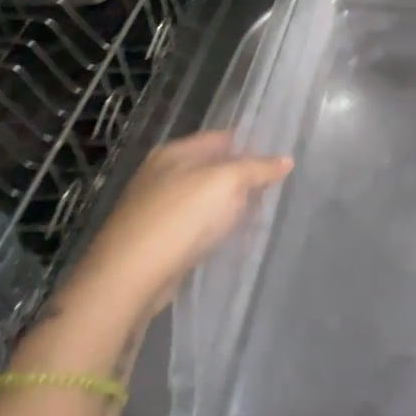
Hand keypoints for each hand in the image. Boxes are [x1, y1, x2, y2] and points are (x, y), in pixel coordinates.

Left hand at [64, 130, 291, 320]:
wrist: (129, 278)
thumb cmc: (181, 218)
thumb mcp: (228, 183)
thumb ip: (259, 168)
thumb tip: (286, 160)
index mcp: (174, 153)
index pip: (222, 138)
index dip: (252, 146)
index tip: (279, 161)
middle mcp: (160, 174)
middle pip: (213, 167)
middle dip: (243, 178)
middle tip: (273, 190)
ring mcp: (154, 207)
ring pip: (205, 197)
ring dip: (230, 205)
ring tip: (257, 216)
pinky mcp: (154, 237)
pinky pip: (195, 223)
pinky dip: (214, 227)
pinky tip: (229, 237)